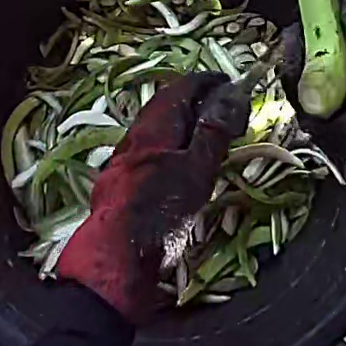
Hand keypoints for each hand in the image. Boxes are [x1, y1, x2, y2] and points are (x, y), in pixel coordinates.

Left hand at [55, 72, 247, 323]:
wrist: (113, 263)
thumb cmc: (160, 214)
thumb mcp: (197, 171)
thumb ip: (214, 131)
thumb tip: (230, 94)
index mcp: (155, 124)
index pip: (184, 85)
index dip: (210, 82)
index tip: (232, 85)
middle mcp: (135, 134)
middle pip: (168, 104)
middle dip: (198, 101)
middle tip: (225, 111)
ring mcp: (124, 158)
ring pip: (159, 128)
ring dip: (184, 124)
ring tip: (208, 136)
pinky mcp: (122, 180)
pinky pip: (151, 149)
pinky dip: (173, 145)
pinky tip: (181, 166)